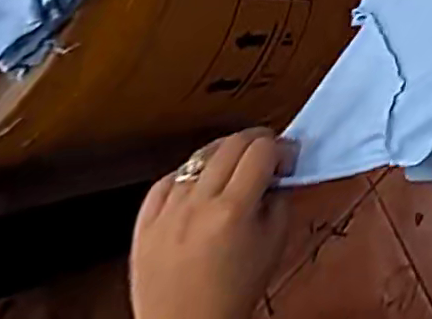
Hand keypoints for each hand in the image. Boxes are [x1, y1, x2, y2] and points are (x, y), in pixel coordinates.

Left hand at [131, 128, 295, 318]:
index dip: (281, 147)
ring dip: (225, 155)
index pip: (262, 148)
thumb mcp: (275, 240)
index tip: (288, 159)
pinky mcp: (144, 226)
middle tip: (268, 156)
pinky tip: (199, 186)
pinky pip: (167, 181)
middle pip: (233, 143)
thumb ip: (280, 196)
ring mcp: (166, 214)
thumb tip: (278, 168)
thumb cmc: (237, 290)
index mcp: (233, 210)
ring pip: (200, 156)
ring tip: (235, 171)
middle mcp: (198, 205)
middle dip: (258, 141)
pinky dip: (187, 176)